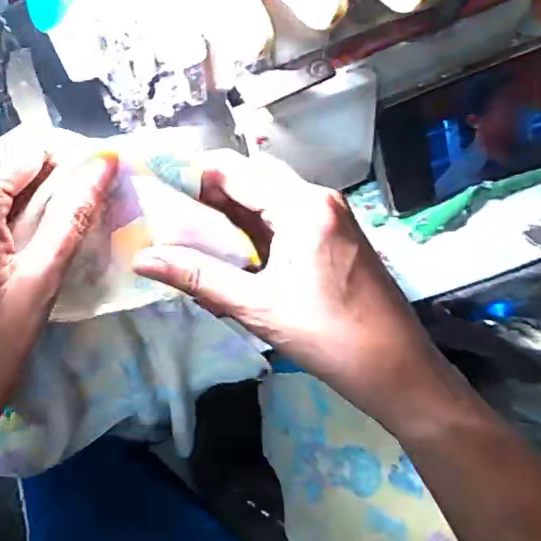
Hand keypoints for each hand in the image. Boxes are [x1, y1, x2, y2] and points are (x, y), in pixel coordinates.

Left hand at [0, 129, 116, 526]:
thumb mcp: (40, 282)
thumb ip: (72, 213)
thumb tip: (105, 160)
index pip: (27, 143)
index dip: (68, 154)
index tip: (97, 184)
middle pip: (0, 155)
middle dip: (43, 170)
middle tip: (78, 209)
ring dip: (15, 187)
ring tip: (47, 227)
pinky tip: (6, 240)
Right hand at [132, 150, 434, 407]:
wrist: (400, 371)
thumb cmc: (331, 336)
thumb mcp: (257, 306)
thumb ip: (196, 277)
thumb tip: (141, 258)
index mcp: (303, 205)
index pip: (234, 169)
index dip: (189, 173)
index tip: (151, 184)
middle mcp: (316, 198)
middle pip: (248, 178)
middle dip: (203, 192)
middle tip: (160, 210)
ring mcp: (326, 216)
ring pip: (263, 198)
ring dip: (224, 212)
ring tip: (181, 229)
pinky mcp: (328, 236)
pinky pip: (279, 218)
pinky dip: (248, 229)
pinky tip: (221, 250)